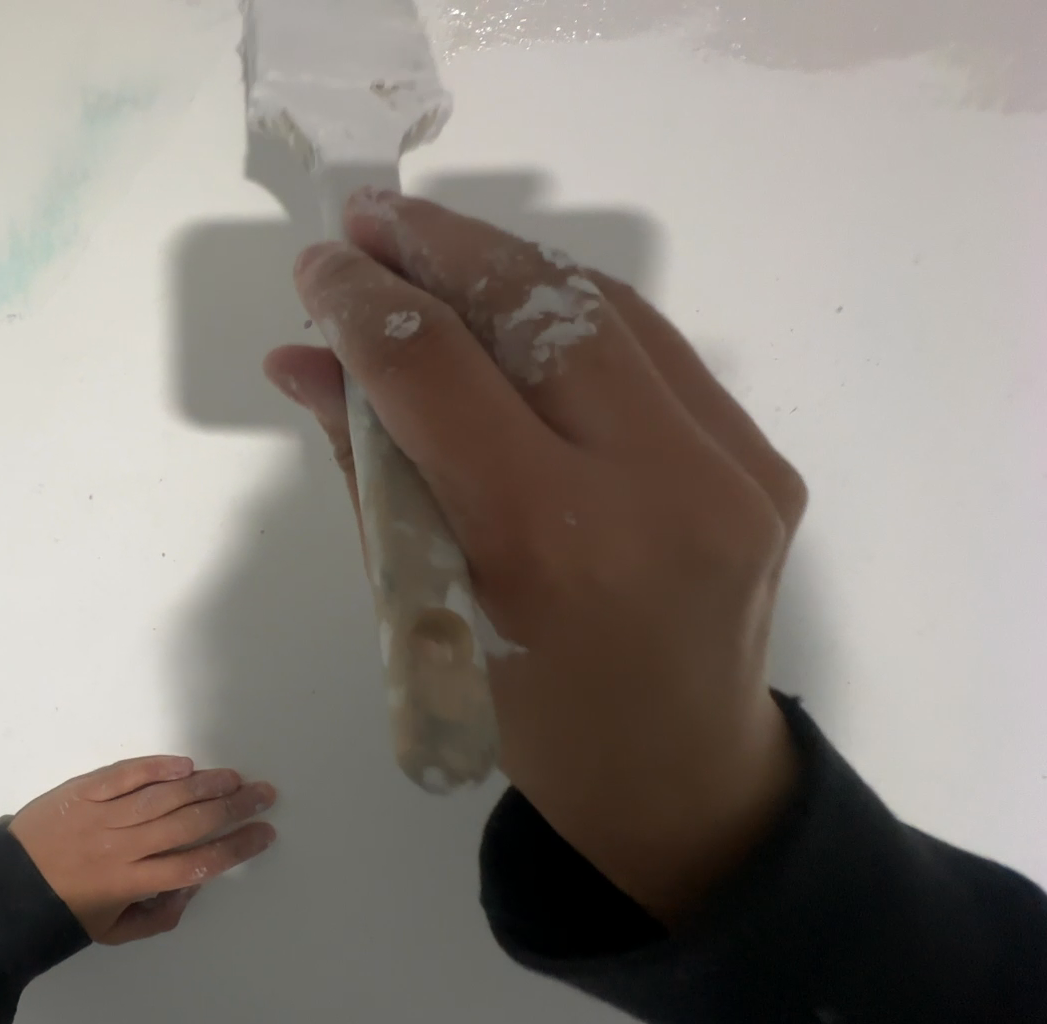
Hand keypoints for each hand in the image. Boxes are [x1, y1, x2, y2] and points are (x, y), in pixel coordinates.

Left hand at [8, 756, 276, 944]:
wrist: (1, 893)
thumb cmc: (61, 914)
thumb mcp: (112, 932)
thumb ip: (158, 914)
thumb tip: (194, 885)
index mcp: (133, 883)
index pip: (199, 863)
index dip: (237, 847)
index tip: (265, 833)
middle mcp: (123, 846)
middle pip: (190, 823)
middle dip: (233, 808)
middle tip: (263, 794)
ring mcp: (102, 815)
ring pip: (163, 796)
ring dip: (203, 784)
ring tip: (232, 777)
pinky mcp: (81, 792)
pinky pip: (124, 775)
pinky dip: (155, 768)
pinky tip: (184, 764)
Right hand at [266, 190, 805, 921]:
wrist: (669, 769)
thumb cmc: (510, 711)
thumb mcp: (413, 598)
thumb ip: (364, 465)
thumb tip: (303, 365)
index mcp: (546, 538)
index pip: (438, 374)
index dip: (366, 307)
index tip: (318, 269)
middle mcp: (655, 480)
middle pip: (534, 312)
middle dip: (435, 250)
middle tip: (364, 219)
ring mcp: (728, 460)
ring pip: (600, 310)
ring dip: (497, 261)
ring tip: (420, 238)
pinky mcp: (755, 452)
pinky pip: (643, 346)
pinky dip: (557, 305)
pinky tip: (499, 294)